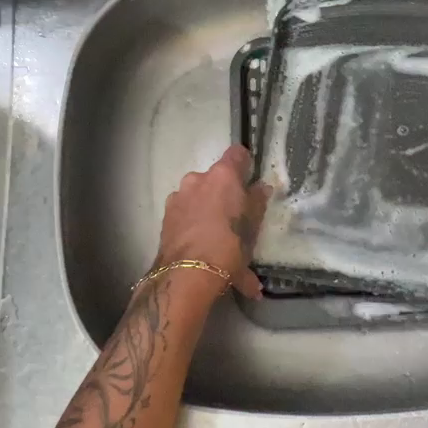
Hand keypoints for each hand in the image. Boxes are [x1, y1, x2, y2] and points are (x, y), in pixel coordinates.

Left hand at [156, 145, 270, 297]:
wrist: (188, 274)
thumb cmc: (229, 245)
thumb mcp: (253, 226)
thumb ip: (258, 202)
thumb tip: (261, 188)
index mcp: (223, 176)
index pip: (237, 154)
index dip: (245, 163)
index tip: (250, 177)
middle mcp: (197, 179)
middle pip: (215, 179)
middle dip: (224, 193)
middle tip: (235, 216)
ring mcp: (178, 197)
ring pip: (198, 197)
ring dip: (207, 211)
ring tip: (217, 239)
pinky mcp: (166, 217)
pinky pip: (186, 215)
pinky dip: (194, 227)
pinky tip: (202, 250)